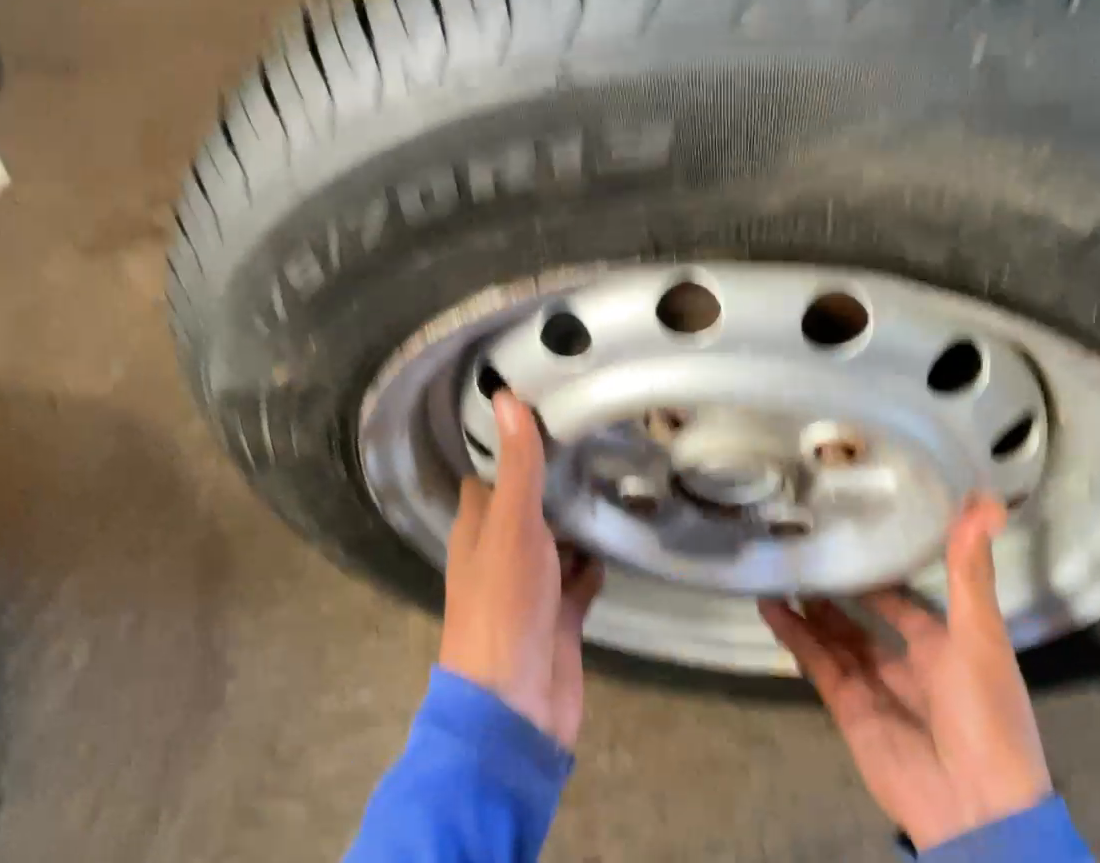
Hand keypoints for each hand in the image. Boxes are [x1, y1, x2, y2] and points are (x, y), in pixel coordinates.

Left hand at [439, 391, 604, 749]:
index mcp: (478, 529)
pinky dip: (596, 562)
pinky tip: (621, 538)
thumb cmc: (505, 605)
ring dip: (581, 521)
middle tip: (600, 440)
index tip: (546, 410)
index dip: (510, 447)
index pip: (490, 476)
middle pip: (529, 507)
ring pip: (558, 542)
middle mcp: (501, 553)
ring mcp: (532, 587)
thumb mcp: (512, 526)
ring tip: (619, 478)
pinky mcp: (561, 615)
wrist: (517, 704)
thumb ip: (517, 466)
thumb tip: (504, 396)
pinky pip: (581, 579)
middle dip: (557, 482)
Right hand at [760, 496, 1050, 849]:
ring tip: (779, 570)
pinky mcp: (847, 706)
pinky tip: (770, 607)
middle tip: (804, 549)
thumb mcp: (981, 635)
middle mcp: (908, 663)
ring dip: (808, 608)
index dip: (882, 573)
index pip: (905, 602)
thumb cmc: (987, 713)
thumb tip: (985, 501)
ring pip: (833, 637)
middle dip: (837, 590)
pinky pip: (816, 663)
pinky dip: (793, 636)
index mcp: (947, 646)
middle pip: (862, 620)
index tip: (853, 535)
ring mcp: (874, 685)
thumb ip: (969, 571)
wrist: (974, 804)